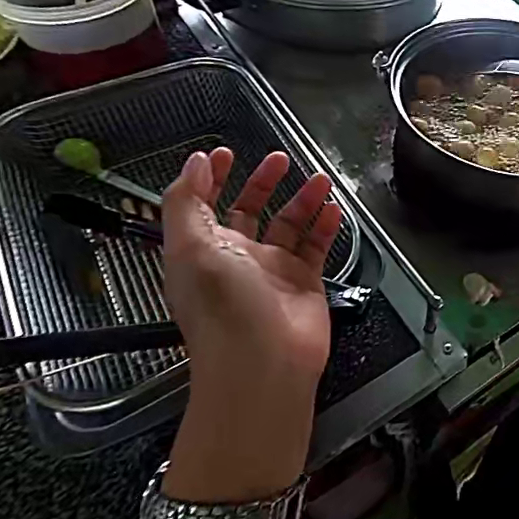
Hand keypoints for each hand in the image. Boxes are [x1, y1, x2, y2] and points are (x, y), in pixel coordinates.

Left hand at [160, 148, 343, 499]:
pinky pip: (315, 247)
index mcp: (203, 249)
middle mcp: (237, 257)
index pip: (205, 203)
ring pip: (288, 225)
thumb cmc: (222, 305)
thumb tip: (194, 162)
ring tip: (319, 179)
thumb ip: (186, 200)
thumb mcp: (190, 246)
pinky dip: (324, 227)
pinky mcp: (304, 283)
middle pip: (250, 209)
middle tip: (279, 159)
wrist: (264, 364)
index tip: (225, 154)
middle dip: (263, 182)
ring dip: (302, 199)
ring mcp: (272, 270)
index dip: (213, 178)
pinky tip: (332, 209)